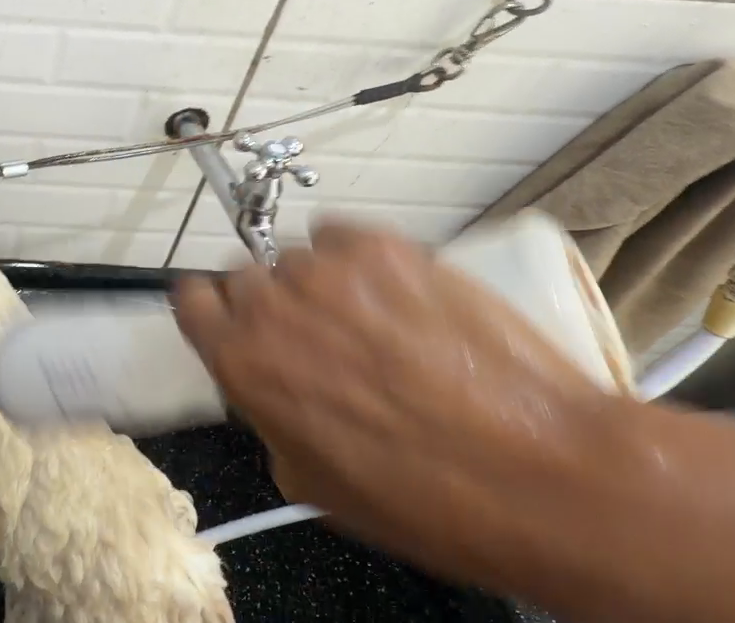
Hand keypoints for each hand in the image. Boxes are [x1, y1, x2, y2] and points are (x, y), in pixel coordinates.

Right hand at [171, 220, 610, 572]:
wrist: (544, 474)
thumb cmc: (427, 500)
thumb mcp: (313, 485)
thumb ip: (269, 416)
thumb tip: (276, 389)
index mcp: (240, 362)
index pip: (190, 299)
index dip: (214, 314)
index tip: (236, 325)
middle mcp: (271, 303)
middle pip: (244, 276)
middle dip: (272, 304)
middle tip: (319, 338)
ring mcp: (328, 268)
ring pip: (297, 256)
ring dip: (319, 284)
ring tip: (372, 320)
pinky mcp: (384, 246)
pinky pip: (341, 234)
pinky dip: (356, 257)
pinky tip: (395, 294)